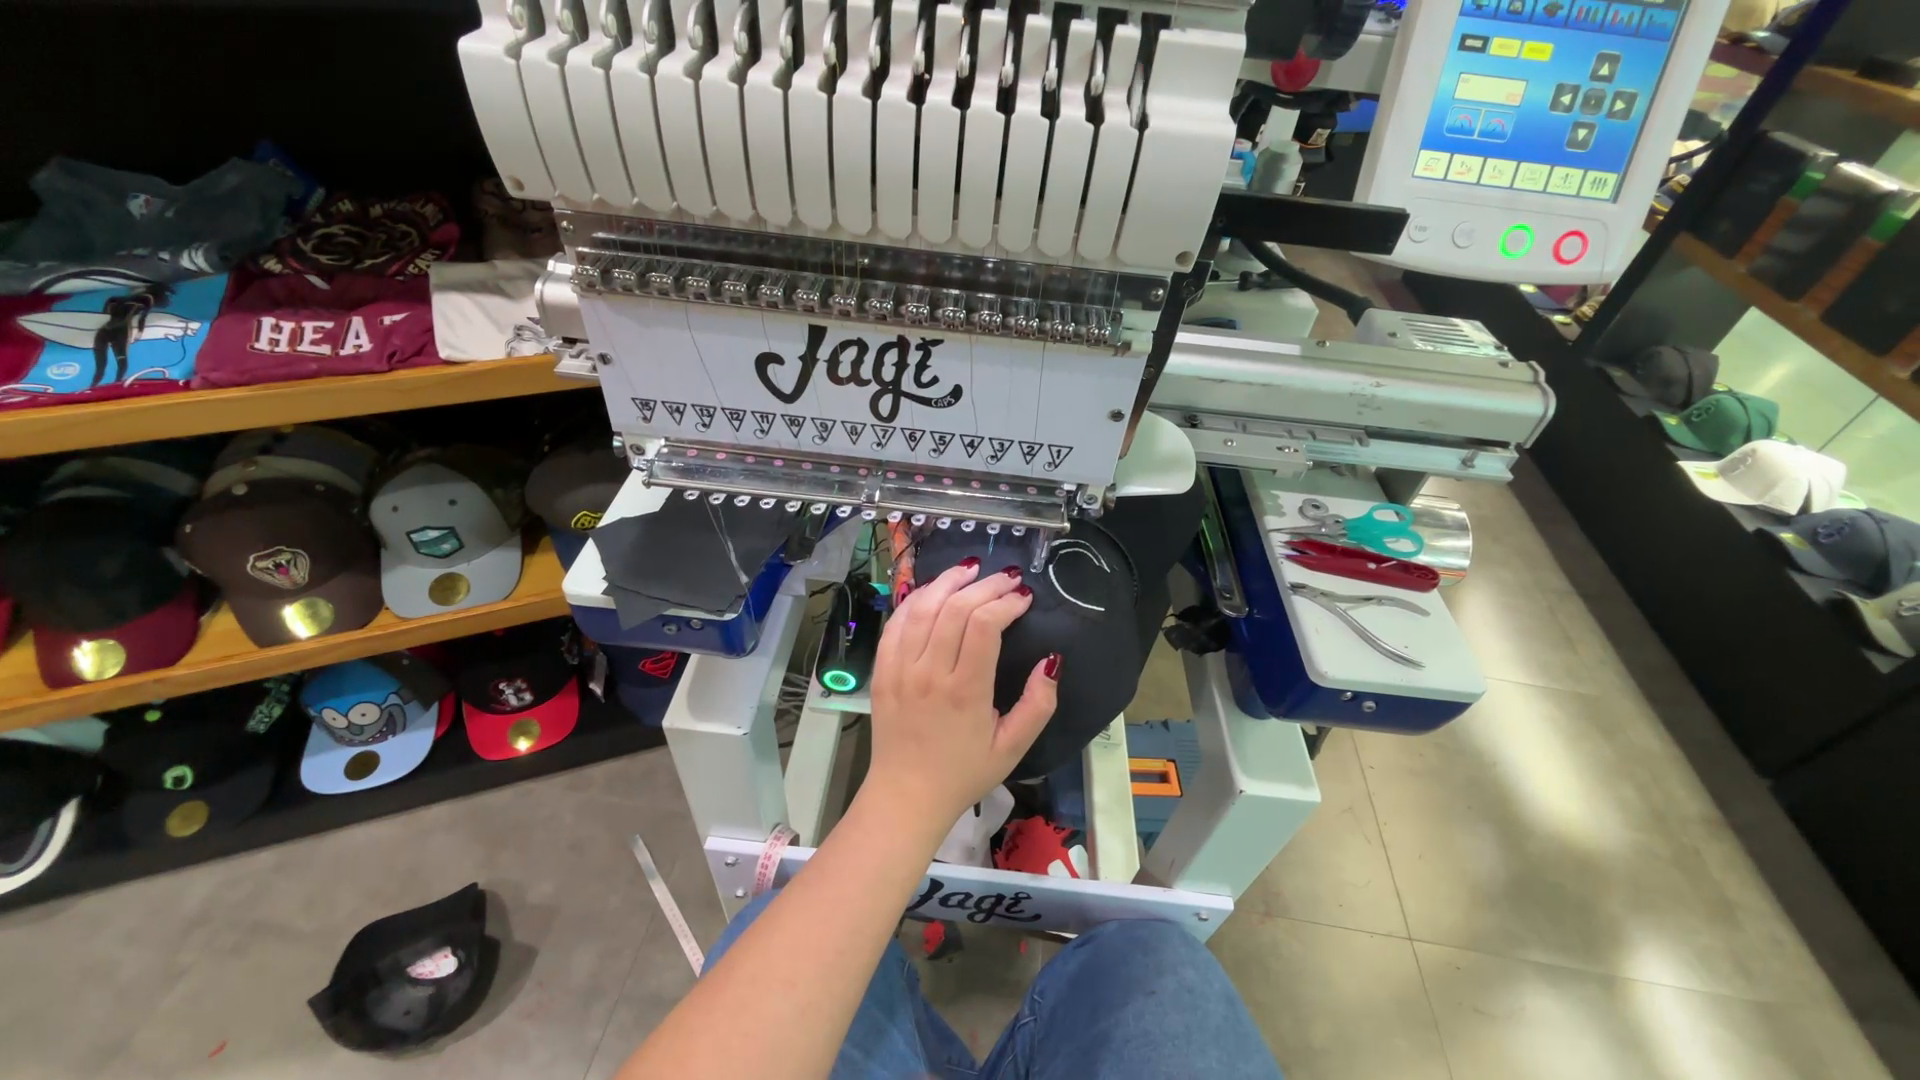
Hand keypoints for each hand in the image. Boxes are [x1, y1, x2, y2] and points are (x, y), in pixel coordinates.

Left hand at [862, 559, 1058, 829]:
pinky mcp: (882, 671)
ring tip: (970, 570)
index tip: (1024, 599)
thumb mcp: (1013, 748)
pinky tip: (932, 592)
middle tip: (1007, 578)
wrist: (907, 795)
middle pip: (955, 608)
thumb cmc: (964, 772)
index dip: (1006, 602)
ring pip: (921, 608)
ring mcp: (900, 670)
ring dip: (947, 582)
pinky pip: (895, 624)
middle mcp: (929, 674)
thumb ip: (1037, 705)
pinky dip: (914, 601)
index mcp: (965, 692)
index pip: (984, 625)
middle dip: (985, 585)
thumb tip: (1050, 661)